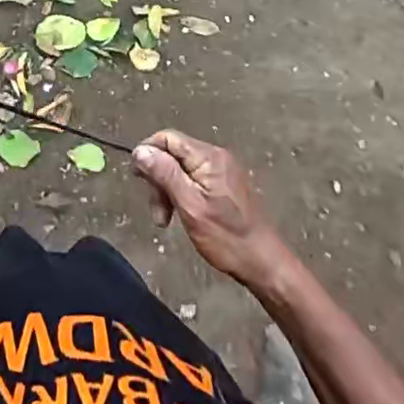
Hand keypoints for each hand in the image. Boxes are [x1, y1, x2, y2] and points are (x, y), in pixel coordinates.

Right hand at [132, 129, 282, 282]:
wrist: (264, 265)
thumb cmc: (226, 238)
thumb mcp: (190, 205)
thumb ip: (164, 174)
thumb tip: (139, 150)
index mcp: (209, 157)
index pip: (167, 138)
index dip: (148, 153)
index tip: (138, 180)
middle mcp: (216, 156)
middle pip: (172, 154)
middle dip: (158, 178)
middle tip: (157, 211)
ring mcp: (222, 170)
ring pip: (180, 168)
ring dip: (167, 190)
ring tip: (166, 219)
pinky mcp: (224, 184)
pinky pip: (192, 179)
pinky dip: (181, 194)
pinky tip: (180, 214)